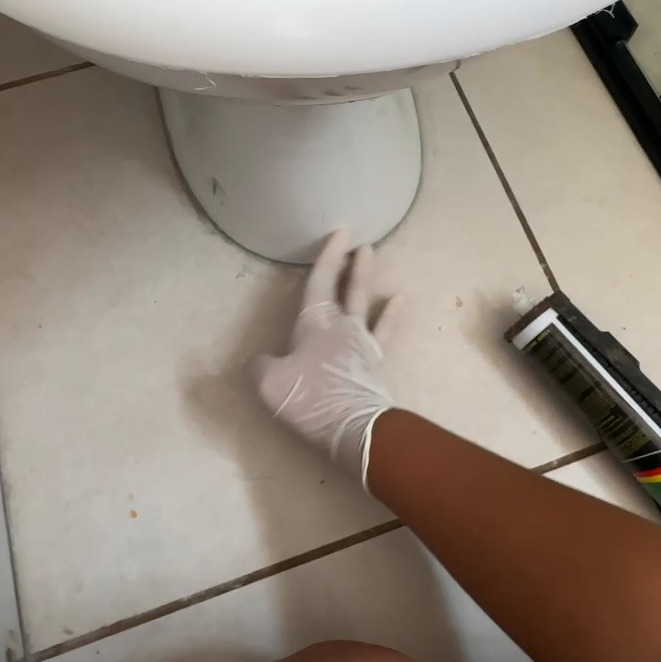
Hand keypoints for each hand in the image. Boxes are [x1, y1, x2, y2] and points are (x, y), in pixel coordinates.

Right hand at [253, 229, 406, 486]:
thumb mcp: (270, 383)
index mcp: (315, 323)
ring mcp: (362, 343)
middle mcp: (342, 326)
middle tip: (359, 242)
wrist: (355, 428)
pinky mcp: (375, 362)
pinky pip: (385, 332)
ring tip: (371, 257)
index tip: (340, 233)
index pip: (320, 281)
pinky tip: (399, 300)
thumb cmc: (311, 398)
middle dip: (350, 264)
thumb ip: (261, 366)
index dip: (328, 256)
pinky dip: (392, 316)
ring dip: (366, 279)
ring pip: (364, 302)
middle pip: (346, 287)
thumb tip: (261, 361)